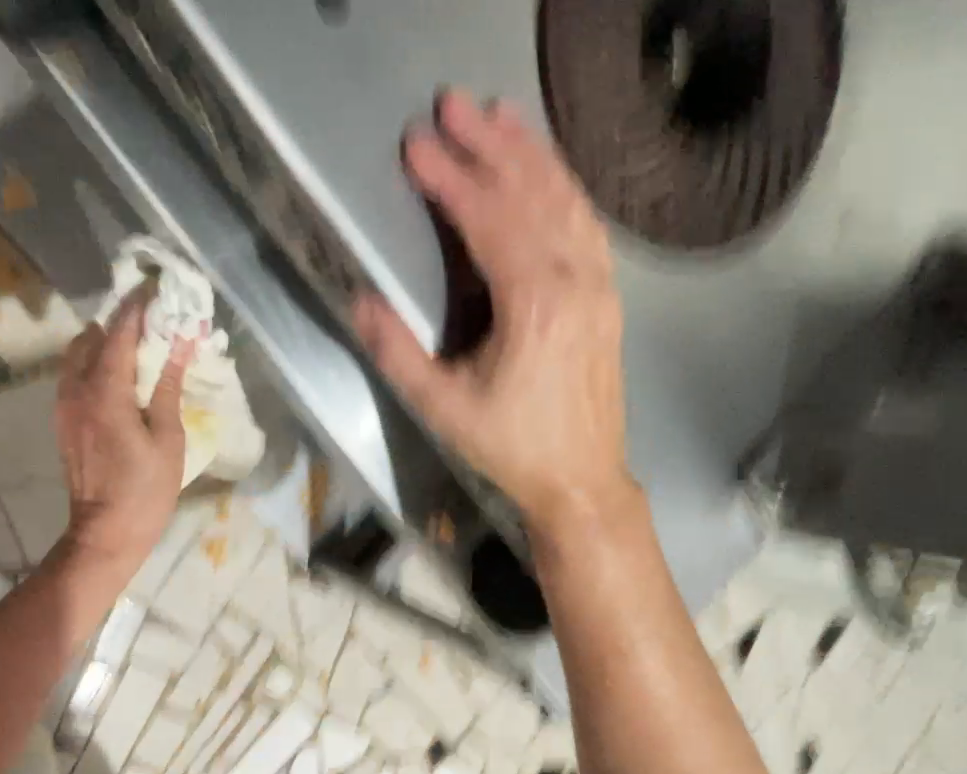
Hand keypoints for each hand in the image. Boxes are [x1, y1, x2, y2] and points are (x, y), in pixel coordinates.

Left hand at [52, 291, 189, 583]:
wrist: (105, 532)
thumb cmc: (145, 490)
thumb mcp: (167, 437)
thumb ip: (167, 387)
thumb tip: (180, 346)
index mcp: (105, 392)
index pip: (119, 332)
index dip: (138, 308)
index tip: (157, 290)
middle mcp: (76, 390)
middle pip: (90, 338)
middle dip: (118, 324)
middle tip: (151, 324)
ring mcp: (64, 407)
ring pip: (77, 357)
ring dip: (103, 344)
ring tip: (137, 350)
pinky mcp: (63, 422)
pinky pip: (74, 378)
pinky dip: (94, 366)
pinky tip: (120, 379)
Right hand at [353, 88, 637, 537]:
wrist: (582, 476)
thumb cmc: (510, 446)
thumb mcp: (442, 408)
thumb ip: (398, 352)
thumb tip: (360, 300)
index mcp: (535, 306)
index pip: (489, 221)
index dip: (450, 179)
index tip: (416, 146)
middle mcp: (575, 281)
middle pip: (531, 193)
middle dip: (488, 144)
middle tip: (451, 105)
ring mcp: (599, 283)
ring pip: (565, 199)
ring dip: (529, 152)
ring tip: (496, 116)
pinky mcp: (606, 292)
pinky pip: (585, 222)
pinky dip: (561, 184)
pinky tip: (544, 167)